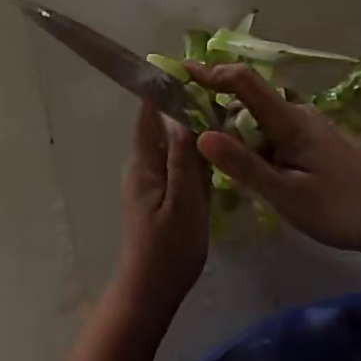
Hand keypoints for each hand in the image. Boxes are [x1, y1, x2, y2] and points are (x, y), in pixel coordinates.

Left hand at [115, 101, 209, 316]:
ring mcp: (149, 182)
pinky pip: (175, 164)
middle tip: (214, 90)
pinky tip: (213, 153)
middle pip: (159, 127)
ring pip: (169, 146)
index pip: (148, 116)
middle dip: (179, 107)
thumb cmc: (168, 249)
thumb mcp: (183, 204)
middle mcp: (142, 167)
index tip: (183, 70)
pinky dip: (190, 153)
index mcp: (143, 164)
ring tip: (219, 113)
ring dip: (187, 129)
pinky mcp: (160, 196)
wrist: (150, 289)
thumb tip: (181, 117)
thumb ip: (183, 162)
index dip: (160, 91)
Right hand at [185, 62, 360, 253]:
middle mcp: (296, 116)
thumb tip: (199, 135)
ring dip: (232, 126)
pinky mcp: (312, 144)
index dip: (211, 73)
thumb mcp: (286, 194)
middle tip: (186, 122)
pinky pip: (270, 132)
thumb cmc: (343, 209)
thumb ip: (242, 165)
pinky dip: (250, 140)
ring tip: (213, 154)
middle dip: (214, 101)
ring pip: (257, 117)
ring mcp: (306, 129)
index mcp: (288, 121)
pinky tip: (246, 166)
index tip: (181, 72)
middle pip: (246, 97)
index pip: (243, 81)